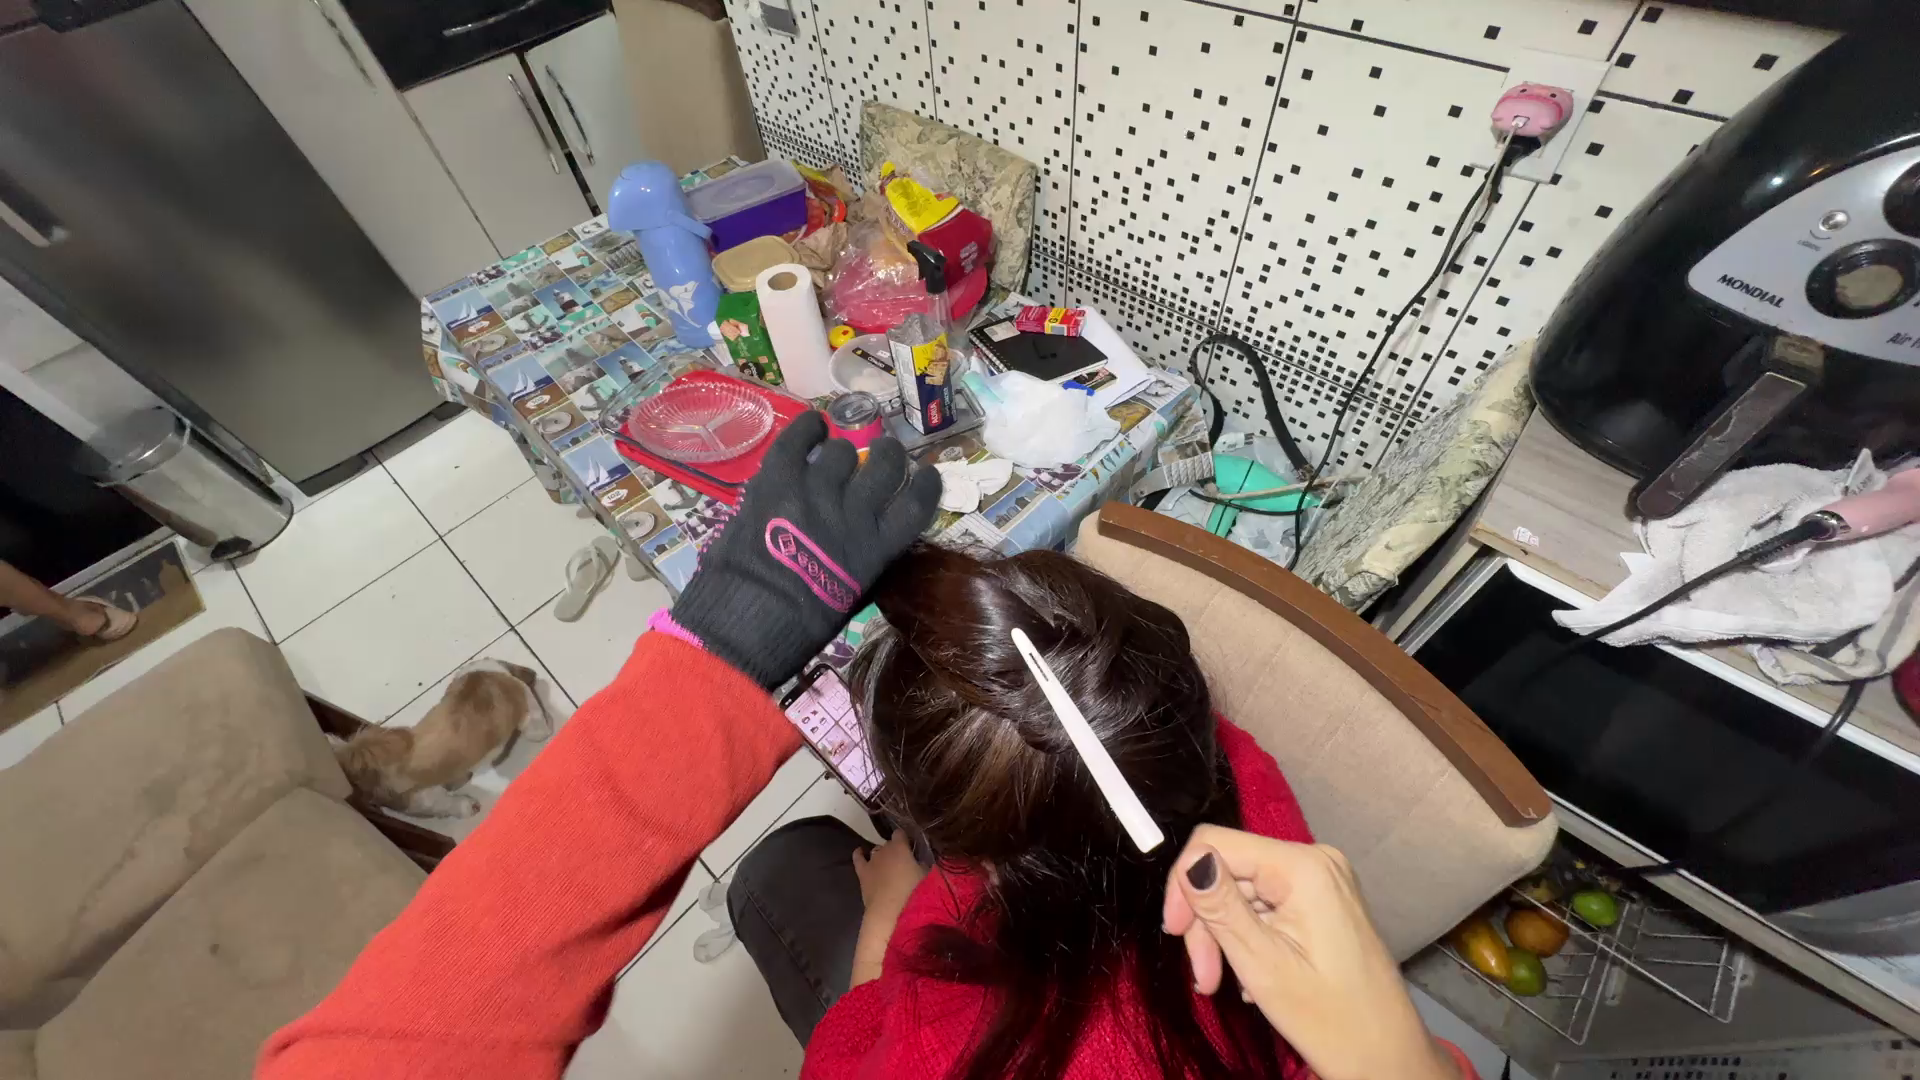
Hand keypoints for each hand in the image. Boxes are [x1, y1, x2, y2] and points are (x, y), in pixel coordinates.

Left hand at [668, 411, 940, 687]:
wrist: (744, 624)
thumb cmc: (799, 626)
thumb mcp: (851, 595)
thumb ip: (864, 556)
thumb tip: (865, 532)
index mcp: (877, 549)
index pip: (917, 502)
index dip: (927, 483)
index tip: (926, 475)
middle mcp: (854, 513)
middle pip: (887, 464)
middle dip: (889, 456)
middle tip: (881, 456)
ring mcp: (816, 492)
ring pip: (843, 450)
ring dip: (842, 453)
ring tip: (833, 459)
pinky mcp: (777, 481)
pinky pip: (798, 439)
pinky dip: (809, 427)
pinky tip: (813, 427)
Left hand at [852, 832, 926, 919]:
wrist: (889, 911)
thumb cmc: (912, 892)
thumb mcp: (926, 875)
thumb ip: (922, 864)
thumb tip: (919, 861)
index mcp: (900, 846)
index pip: (900, 833)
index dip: (904, 839)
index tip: (910, 847)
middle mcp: (884, 849)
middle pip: (889, 844)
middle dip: (895, 851)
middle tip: (903, 863)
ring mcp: (872, 860)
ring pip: (876, 851)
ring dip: (882, 856)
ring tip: (888, 866)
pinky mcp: (862, 873)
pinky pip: (858, 858)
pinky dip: (860, 854)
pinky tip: (861, 852)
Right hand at [1163, 826, 1455, 1079]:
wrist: (1393, 1068)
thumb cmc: (1333, 1024)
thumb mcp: (1264, 965)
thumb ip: (1221, 906)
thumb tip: (1188, 860)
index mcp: (1303, 867)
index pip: (1214, 843)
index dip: (1184, 882)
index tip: (1173, 932)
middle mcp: (1312, 859)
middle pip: (1227, 869)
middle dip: (1206, 920)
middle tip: (1203, 976)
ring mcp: (1319, 877)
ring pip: (1239, 887)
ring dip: (1222, 933)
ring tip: (1220, 983)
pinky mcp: (1319, 897)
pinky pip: (1262, 900)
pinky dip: (1245, 934)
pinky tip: (1248, 974)